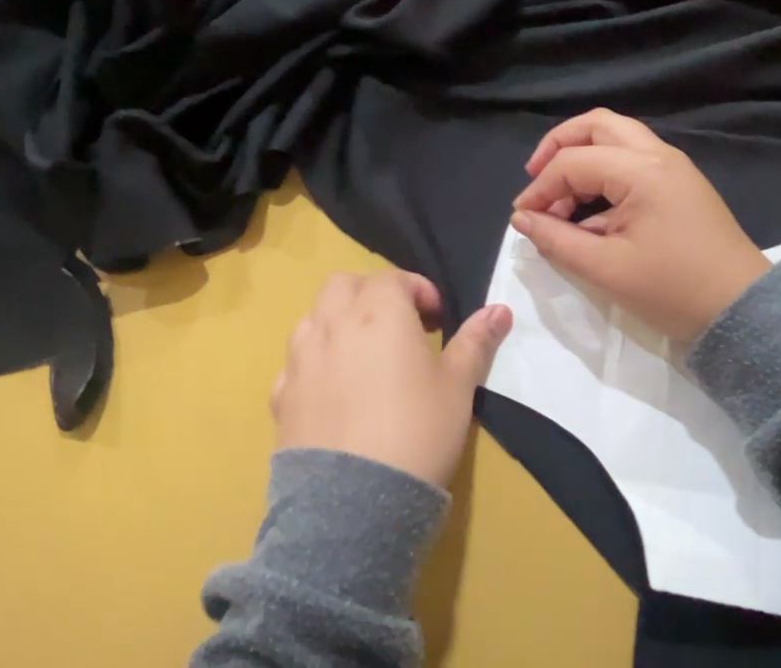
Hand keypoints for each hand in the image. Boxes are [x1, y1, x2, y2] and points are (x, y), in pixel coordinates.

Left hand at [273, 270, 511, 487]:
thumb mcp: (458, 386)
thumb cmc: (417, 432)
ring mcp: (300, 360)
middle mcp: (333, 324)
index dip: (420, 291)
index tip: (439, 321)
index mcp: (379, 312)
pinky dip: (316, 361)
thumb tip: (500, 309)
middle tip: (399, 325)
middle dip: (371, 293)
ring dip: (339, 321)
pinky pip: (296, 362)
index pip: (394, 279)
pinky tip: (335, 390)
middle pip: (343, 285)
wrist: (354, 503)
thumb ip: (476, 342)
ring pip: (313, 318)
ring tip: (365, 355)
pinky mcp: (280, 397)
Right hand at [510, 109, 770, 342]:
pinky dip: (604, 170)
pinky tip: (589, 208)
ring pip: (618, 137)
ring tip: (559, 196)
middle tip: (536, 176)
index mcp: (641, 171)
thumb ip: (557, 239)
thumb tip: (522, 218)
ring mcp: (674, 166)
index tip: (521, 218)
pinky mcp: (681, 183)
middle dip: (560, 145)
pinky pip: (634, 159)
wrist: (741, 309)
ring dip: (583, 155)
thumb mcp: (606, 269)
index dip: (540, 188)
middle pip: (598, 125)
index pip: (574, 162)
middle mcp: (659, 155)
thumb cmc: (673, 290)